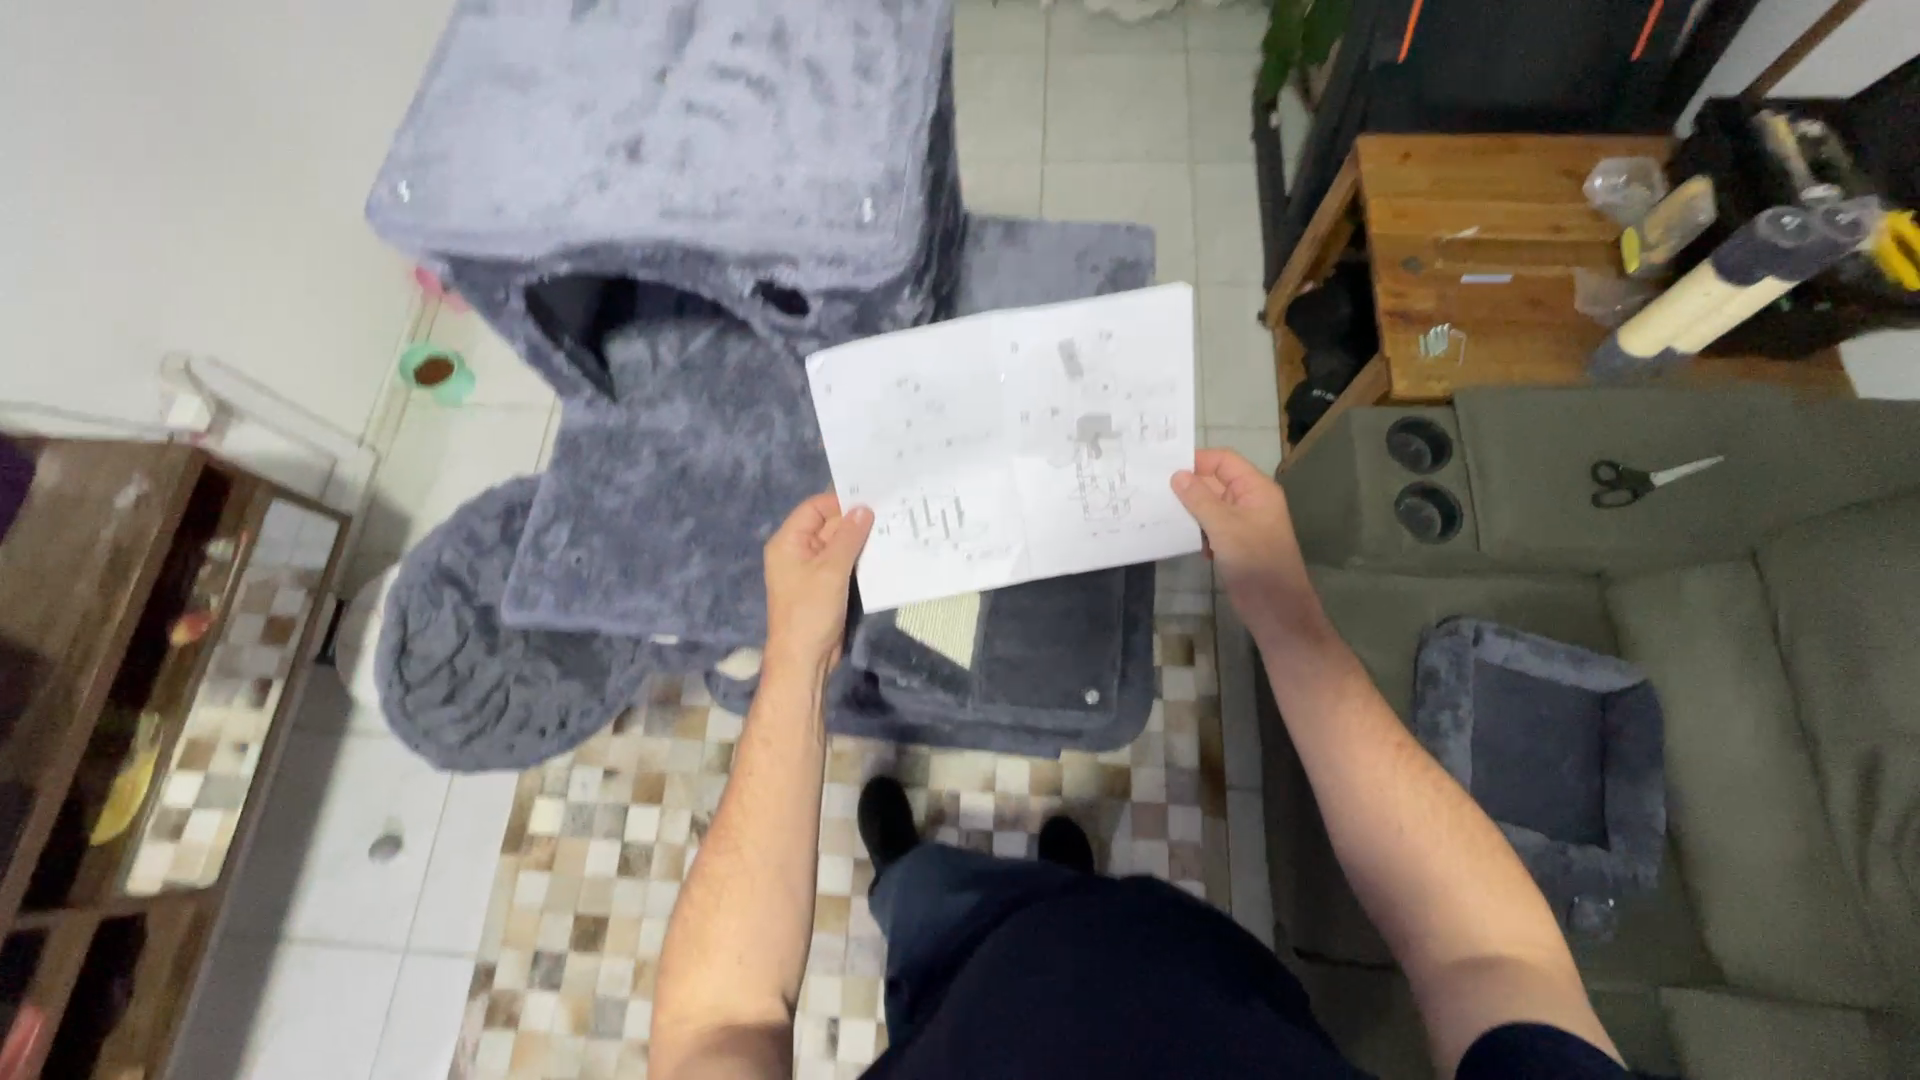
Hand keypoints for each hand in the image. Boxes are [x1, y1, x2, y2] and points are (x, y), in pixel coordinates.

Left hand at [763, 492, 872, 671]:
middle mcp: (798, 551)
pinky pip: (844, 563)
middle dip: (855, 520)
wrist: (804, 659)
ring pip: (839, 544)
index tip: (871, 499)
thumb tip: (864, 509)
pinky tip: (882, 552)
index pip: (814, 508)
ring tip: (890, 528)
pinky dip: (860, 557)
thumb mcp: (831, 570)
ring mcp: (812, 570)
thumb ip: (848, 537)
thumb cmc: (810, 611)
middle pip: (827, 525)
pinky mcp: (826, 586)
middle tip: (889, 511)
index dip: (840, 501)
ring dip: (861, 539)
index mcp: (788, 542)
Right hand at [1171, 449, 1319, 636]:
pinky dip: (1194, 529)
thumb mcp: (1225, 527)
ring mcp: (1242, 524)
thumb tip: (1177, 475)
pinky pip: (1210, 527)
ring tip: (1158, 510)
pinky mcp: (1233, 544)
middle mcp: (1249, 501)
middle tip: (1152, 488)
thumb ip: (1200, 499)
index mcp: (1256, 490)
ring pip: (1210, 505)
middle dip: (1188, 485)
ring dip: (1188, 508)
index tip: (1164, 467)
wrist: (1276, 609)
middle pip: (1215, 481)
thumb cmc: (1255, 562)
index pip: (1224, 461)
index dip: (1197, 460)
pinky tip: (1176, 536)